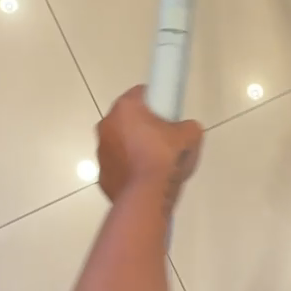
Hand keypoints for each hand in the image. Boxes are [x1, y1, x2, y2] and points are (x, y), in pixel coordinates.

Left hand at [96, 86, 202, 207]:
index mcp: (125, 108)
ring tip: (155, 163)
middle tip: (164, 140)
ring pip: (120, 142)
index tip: (168, 114)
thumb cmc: (164, 159)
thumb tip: (188, 129)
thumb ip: (189, 127)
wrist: (146, 197)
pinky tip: (145, 178)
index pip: (141, 93)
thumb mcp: (189, 136)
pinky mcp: (102, 174)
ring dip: (134, 147)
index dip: (156, 101)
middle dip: (143, 126)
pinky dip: (129, 168)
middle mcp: (106, 124)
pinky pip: (118, 165)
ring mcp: (101, 150)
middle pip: (128, 119)